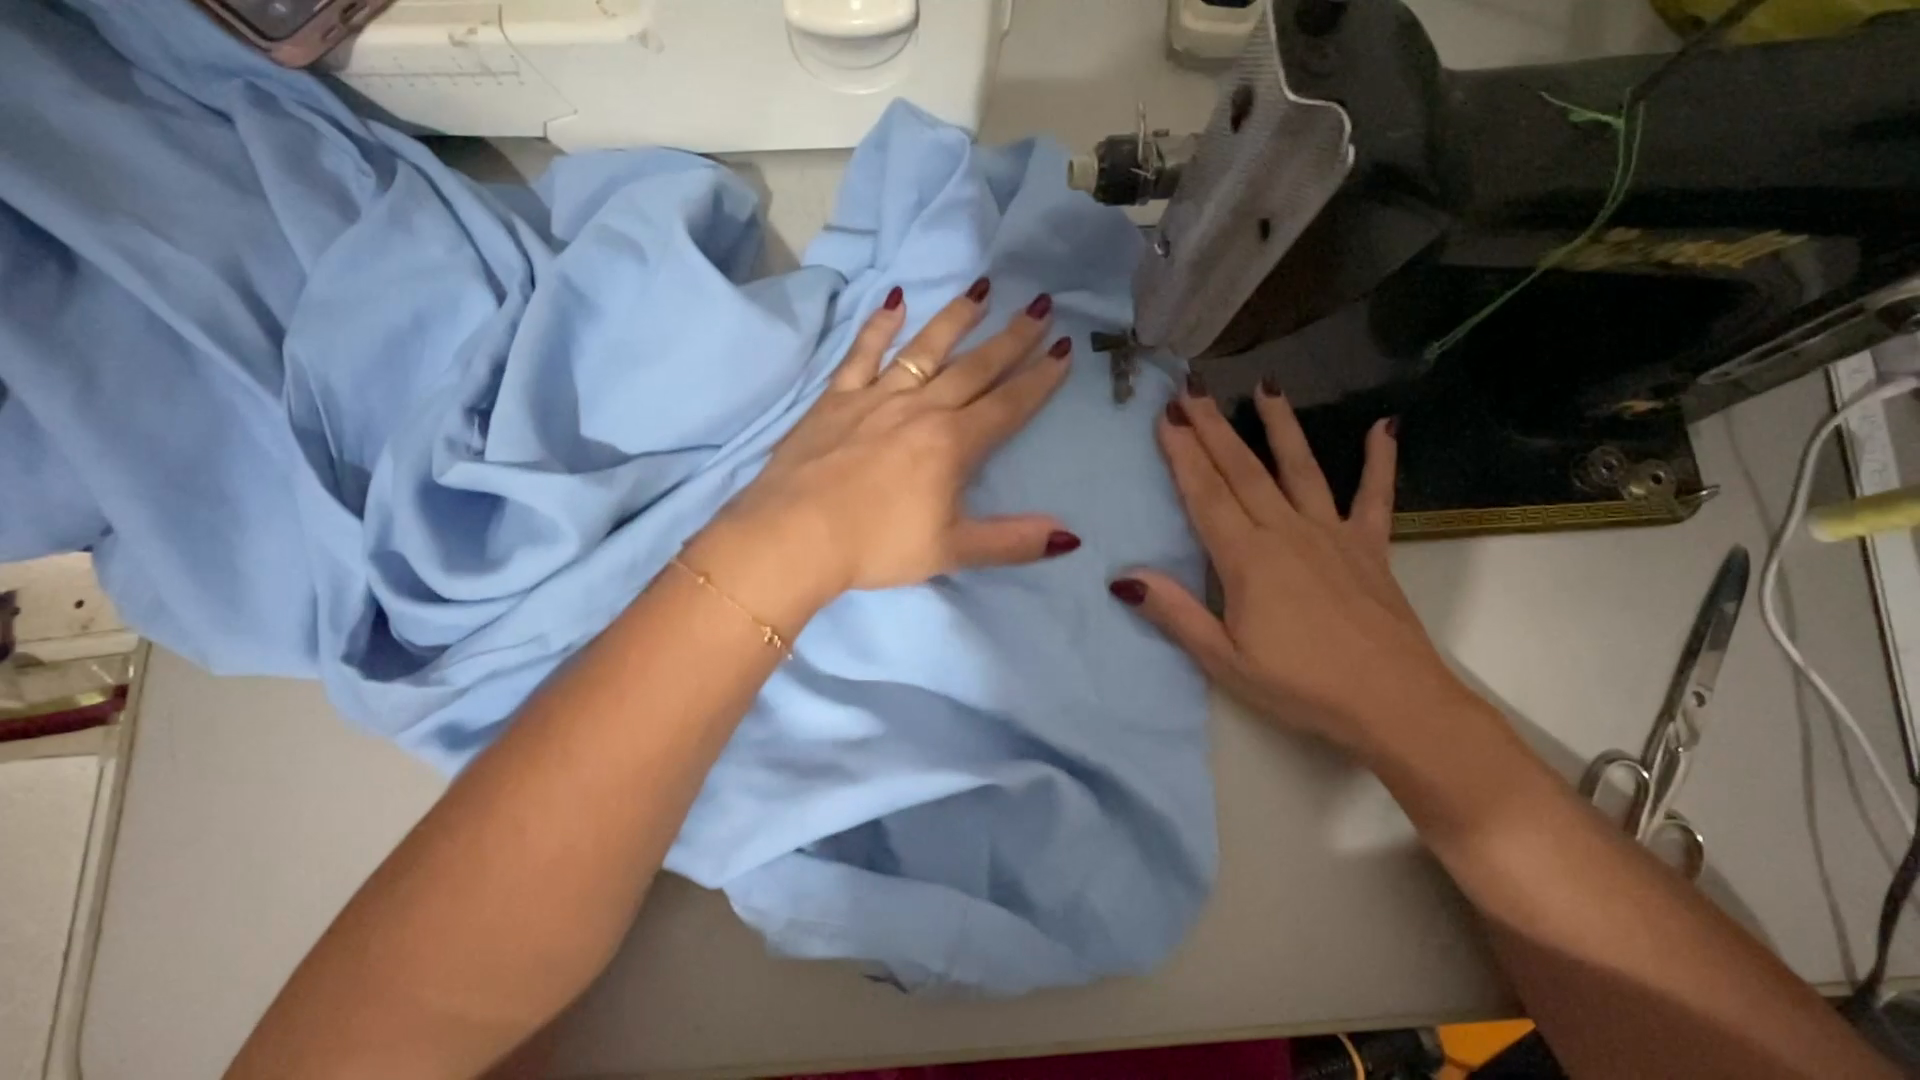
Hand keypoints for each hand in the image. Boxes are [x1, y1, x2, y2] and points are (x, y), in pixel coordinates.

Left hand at [685, 281, 1077, 626]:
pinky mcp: (836, 398)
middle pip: (975, 367)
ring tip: (982, 289)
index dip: (1040, 379)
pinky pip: (862, 353)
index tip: (1065, 350)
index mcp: (953, 444)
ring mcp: (876, 397)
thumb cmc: (876, 547)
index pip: (1008, 406)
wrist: (793, 535)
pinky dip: (879, 326)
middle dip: (1012, 338)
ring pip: (925, 349)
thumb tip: (1069, 537)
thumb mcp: (951, 551)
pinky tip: (893, 301)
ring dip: (956, 318)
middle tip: (1040, 306)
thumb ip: (1012, 542)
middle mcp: (921, 408)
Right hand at [1112, 379, 1475, 761]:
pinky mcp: (1371, 548)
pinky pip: (1375, 496)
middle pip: (1243, 471)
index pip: (1205, 496)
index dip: (1183, 454)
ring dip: (1280, 425)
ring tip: (1267, 385)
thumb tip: (1124, 577)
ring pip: (1300, 469)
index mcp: (1247, 559)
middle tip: (1191, 388)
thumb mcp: (1225, 661)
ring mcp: (1333, 534)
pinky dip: (1380, 461)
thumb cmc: (1301, 687)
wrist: (1394, 702)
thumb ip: (1176, 613)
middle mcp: (1287, 532)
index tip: (1166, 416)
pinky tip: (1385, 427)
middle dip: (1214, 428)